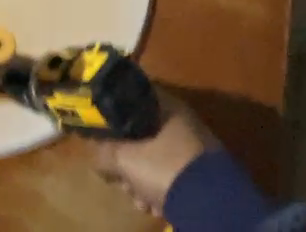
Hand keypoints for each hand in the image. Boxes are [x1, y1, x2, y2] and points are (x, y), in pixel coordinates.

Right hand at [89, 89, 219, 215]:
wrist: (212, 205)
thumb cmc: (165, 168)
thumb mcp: (126, 159)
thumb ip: (104, 151)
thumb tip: (93, 152)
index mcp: (167, 106)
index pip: (133, 99)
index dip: (114, 115)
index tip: (104, 134)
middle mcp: (183, 121)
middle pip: (142, 135)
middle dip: (128, 160)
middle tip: (122, 178)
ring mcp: (194, 148)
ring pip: (156, 158)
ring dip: (142, 180)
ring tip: (139, 199)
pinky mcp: (201, 173)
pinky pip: (171, 175)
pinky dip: (160, 189)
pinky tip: (155, 207)